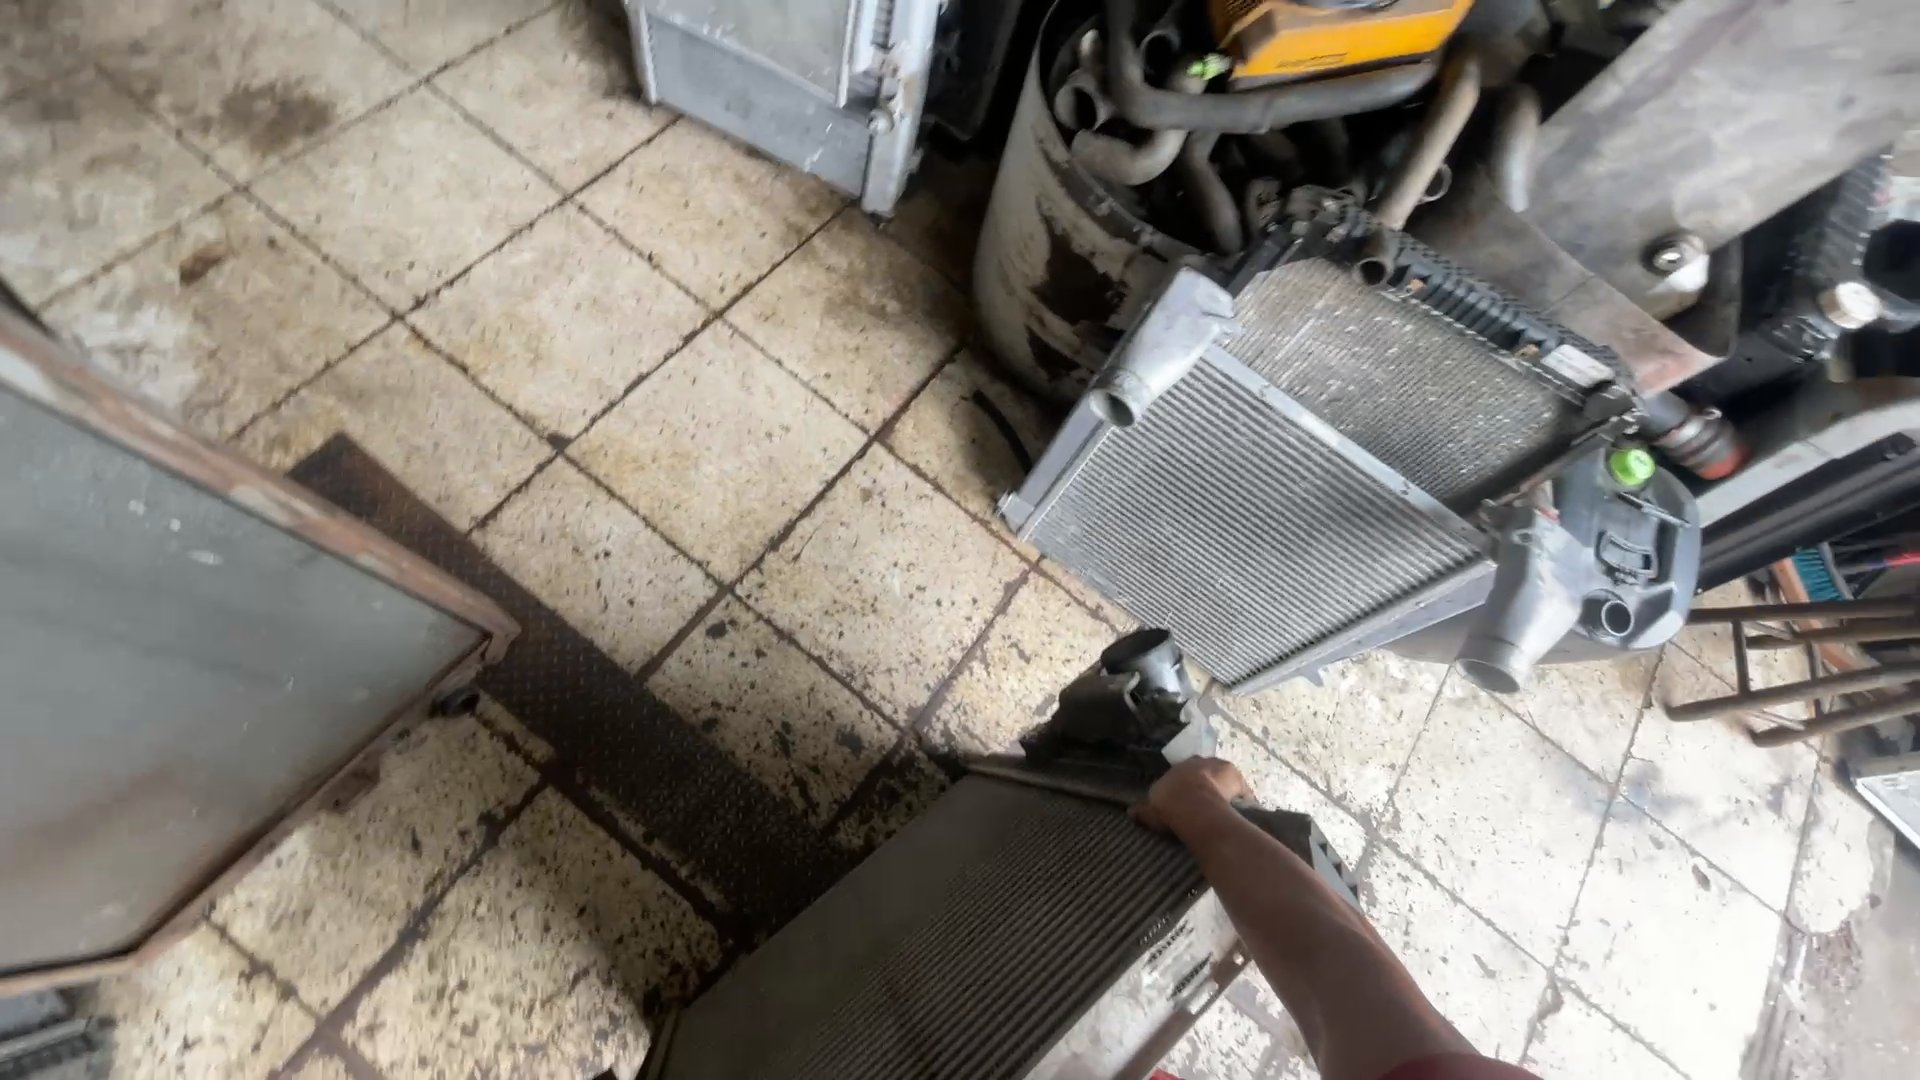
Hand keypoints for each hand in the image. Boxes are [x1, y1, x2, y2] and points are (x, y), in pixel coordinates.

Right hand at [1132, 757, 1253, 834]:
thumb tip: (1130, 812)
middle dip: (1208, 783)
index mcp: (1177, 767)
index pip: (1184, 772)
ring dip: (1226, 789)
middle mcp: (1196, 761)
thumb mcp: (1151, 811)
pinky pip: (1241, 788)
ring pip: (1224, 777)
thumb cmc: (1170, 806)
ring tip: (1228, 807)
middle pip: (1205, 770)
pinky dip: (1243, 798)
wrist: (1193, 806)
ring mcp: (1216, 767)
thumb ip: (1144, 811)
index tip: (1190, 796)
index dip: (1187, 784)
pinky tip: (1243, 811)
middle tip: (1210, 801)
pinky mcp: (1235, 776)